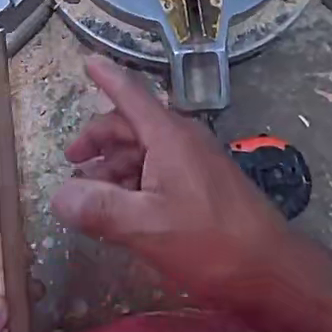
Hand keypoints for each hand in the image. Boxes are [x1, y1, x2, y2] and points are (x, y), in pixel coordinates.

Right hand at [52, 56, 301, 308]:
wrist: (273, 271)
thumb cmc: (210, 241)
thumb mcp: (146, 227)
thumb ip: (99, 208)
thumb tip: (58, 196)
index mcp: (168, 135)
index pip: (130, 93)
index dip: (106, 75)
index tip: (87, 59)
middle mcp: (181, 138)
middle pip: (131, 124)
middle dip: (98, 138)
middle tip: (71, 160)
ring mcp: (195, 161)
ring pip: (144, 150)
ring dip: (114, 165)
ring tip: (90, 192)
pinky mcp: (202, 184)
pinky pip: (159, 169)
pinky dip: (134, 181)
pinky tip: (122, 207)